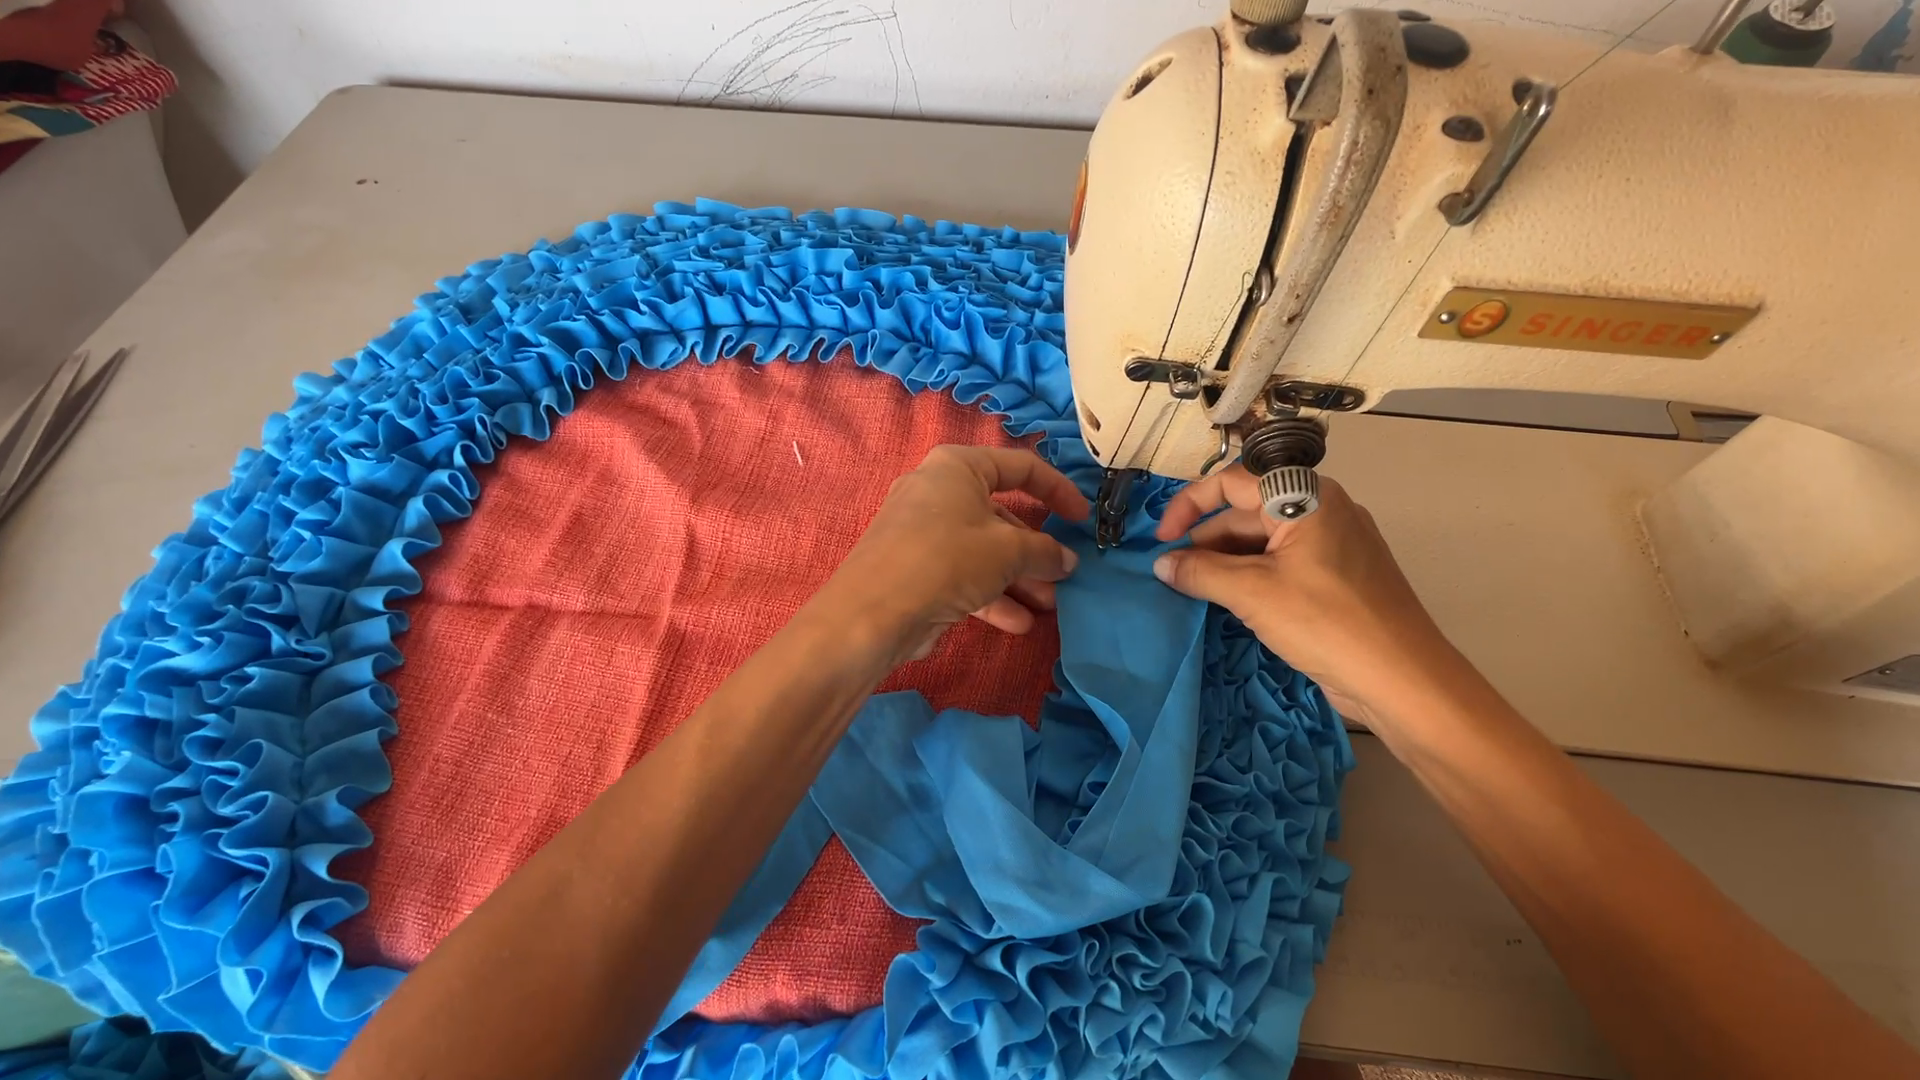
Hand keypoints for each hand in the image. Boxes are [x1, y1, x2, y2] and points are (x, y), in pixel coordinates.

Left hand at [820, 445, 1089, 665]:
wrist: (872, 613)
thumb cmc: (946, 559)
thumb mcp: (1007, 551)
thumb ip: (1044, 552)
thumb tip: (1066, 561)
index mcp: (957, 467)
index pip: (1020, 468)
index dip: (1058, 490)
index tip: (1082, 519)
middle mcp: (937, 492)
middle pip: (1001, 516)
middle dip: (1035, 551)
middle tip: (1062, 576)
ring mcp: (923, 533)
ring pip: (983, 551)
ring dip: (1019, 579)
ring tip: (1048, 606)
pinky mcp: (915, 570)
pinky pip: (962, 576)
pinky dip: (991, 596)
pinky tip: (1018, 625)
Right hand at [1151, 465, 1462, 722]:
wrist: (1402, 679)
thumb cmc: (1326, 623)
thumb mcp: (1253, 594)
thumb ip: (1200, 572)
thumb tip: (1161, 564)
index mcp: (1308, 497)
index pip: (1233, 482)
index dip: (1189, 504)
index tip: (1161, 539)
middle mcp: (1323, 510)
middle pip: (1247, 512)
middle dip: (1206, 540)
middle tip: (1173, 575)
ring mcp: (1334, 545)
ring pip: (1263, 541)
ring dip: (1225, 562)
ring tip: (1194, 591)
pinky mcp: (1338, 577)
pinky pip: (1282, 564)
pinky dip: (1250, 576)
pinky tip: (1229, 601)